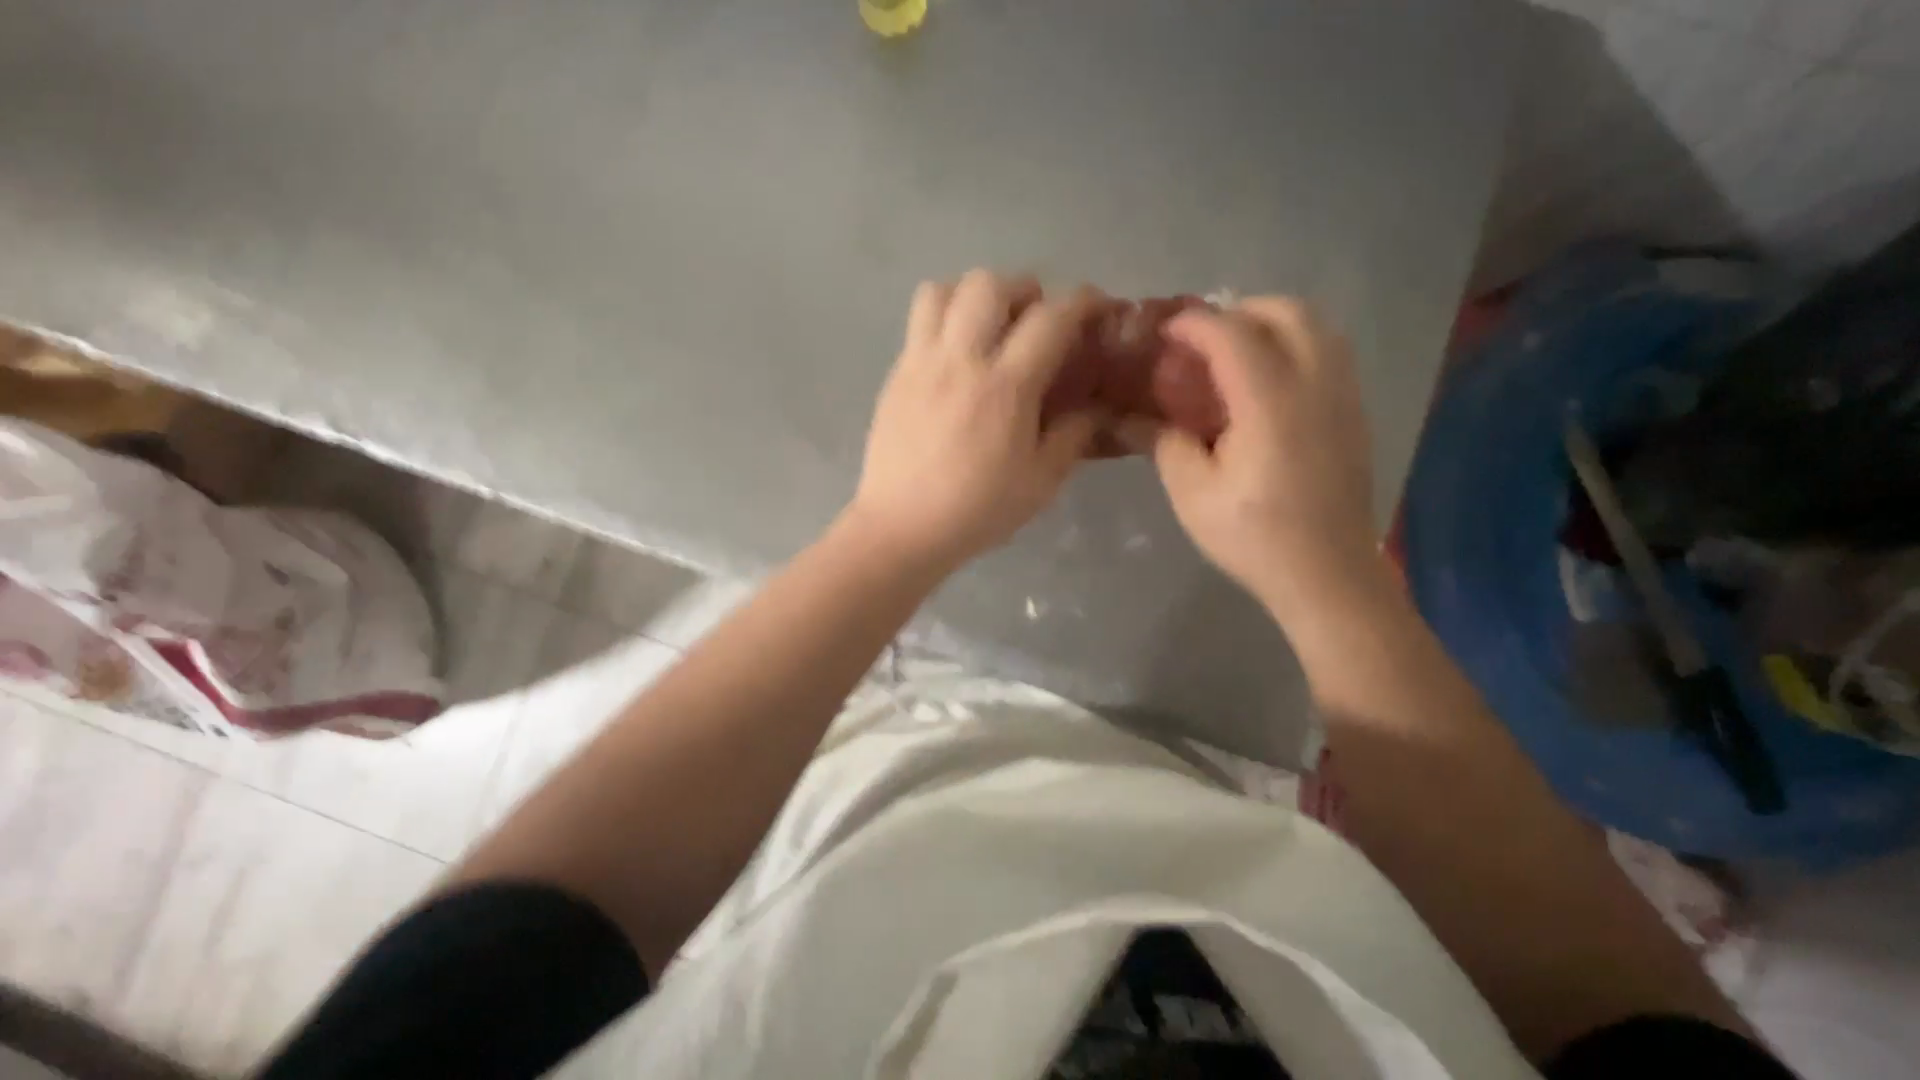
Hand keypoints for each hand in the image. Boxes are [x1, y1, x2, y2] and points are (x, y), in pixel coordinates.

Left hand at [847, 270, 1105, 571]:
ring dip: (976, 295)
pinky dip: (946, 317)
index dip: (1083, 301)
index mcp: (1005, 386)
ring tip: (991, 325)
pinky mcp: (896, 372)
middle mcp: (961, 359)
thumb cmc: (977, 510)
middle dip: (1025, 289)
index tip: (1098, 307)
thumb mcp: (1042, 482)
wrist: (902, 528)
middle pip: (991, 284)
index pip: (1051, 318)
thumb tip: (1094, 404)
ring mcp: (921, 361)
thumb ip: (1074, 434)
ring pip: (945, 288)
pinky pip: (920, 319)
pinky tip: (959, 353)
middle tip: (1037, 320)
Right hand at [1123, 297, 1382, 617]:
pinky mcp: (1355, 413)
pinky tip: (1268, 383)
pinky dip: (1296, 346)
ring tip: (1236, 353)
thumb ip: (1165, 443)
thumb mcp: (1193, 495)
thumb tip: (1134, 417)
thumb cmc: (1255, 538)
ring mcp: (1344, 396)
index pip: (1232, 334)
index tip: (1164, 331)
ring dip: (1272, 324)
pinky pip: (1330, 353)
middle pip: (1286, 311)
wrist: (1328, 575)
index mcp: (1271, 404)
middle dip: (1239, 310)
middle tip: (1204, 339)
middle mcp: (1315, 385)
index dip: (1194, 323)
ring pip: (1317, 326)